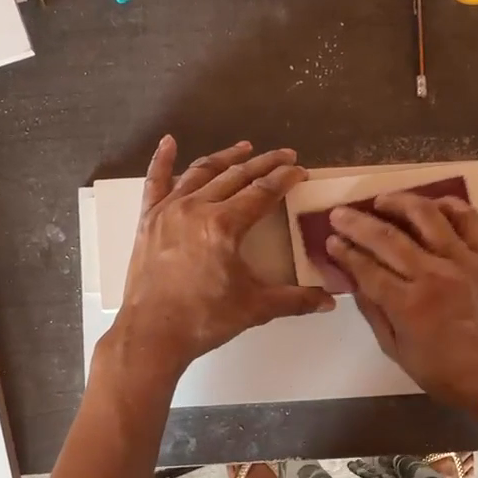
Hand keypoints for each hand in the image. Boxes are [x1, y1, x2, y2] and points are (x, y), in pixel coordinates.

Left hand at [109, 137, 334, 379]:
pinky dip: (162, 160)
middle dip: (264, 164)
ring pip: (201, 173)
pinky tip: (169, 142)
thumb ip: (295, 300)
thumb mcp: (256, 308)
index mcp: (224, 225)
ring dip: (226, 158)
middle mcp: (196, 208)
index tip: (300, 171)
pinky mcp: (147, 220)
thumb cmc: (205, 320)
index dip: (285, 179)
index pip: (262, 192)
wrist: (152, 335)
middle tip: (285, 155)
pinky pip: (155, 182)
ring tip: (245, 148)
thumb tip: (330, 301)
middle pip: (236, 176)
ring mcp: (168, 211)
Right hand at [325, 192, 477, 413]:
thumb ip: (372, 310)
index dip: (344, 253)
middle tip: (339, 214)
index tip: (330, 241)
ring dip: (399, 202)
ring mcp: (461, 262)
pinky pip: (466, 218)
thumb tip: (352, 278)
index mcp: (408, 305)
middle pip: (388, 238)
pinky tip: (429, 206)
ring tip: (380, 200)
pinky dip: (447, 205)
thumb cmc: (441, 370)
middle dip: (358, 223)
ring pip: (426, 216)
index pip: (367, 268)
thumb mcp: (395, 349)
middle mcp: (433, 276)